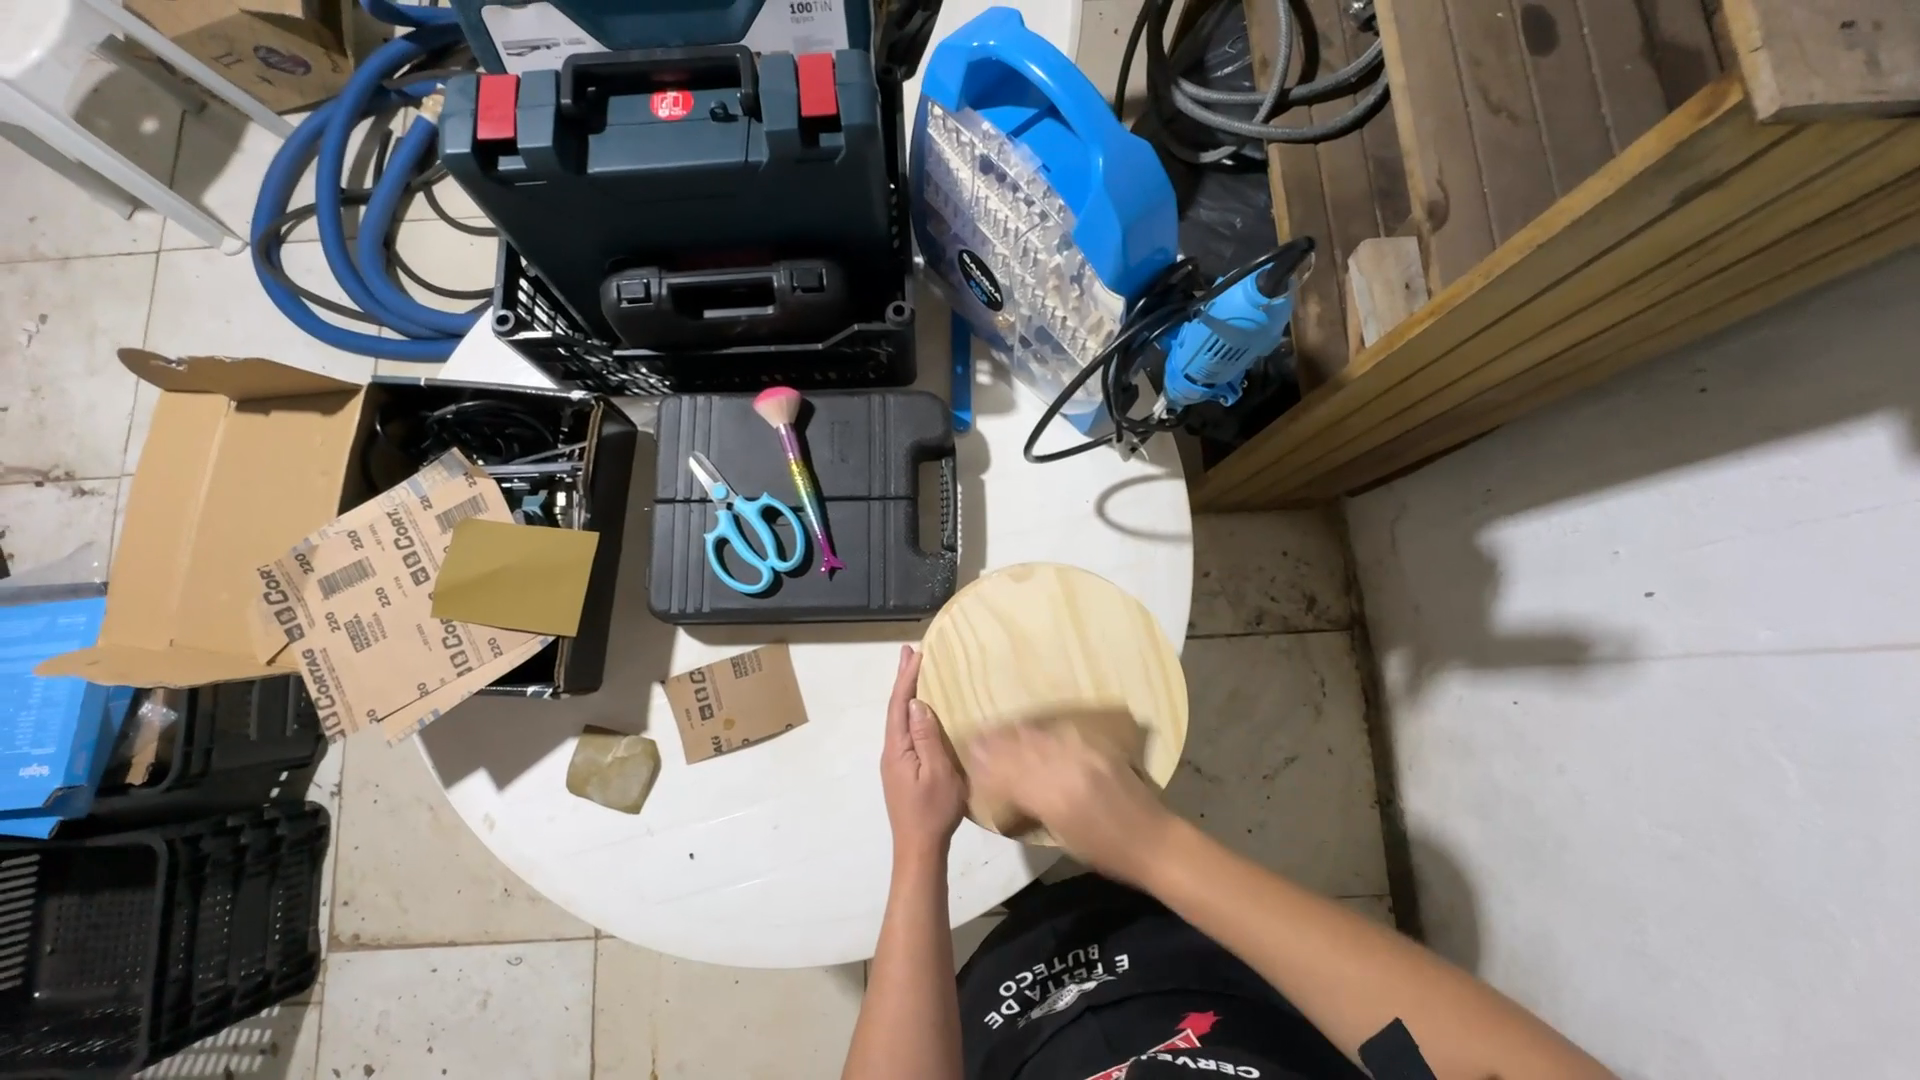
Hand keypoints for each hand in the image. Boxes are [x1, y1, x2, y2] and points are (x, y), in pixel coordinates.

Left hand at [880, 646, 965, 862]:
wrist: (919, 848)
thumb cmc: (933, 811)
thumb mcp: (938, 772)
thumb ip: (927, 737)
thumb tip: (917, 703)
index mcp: (897, 748)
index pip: (899, 705)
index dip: (906, 678)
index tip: (914, 653)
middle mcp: (891, 751)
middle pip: (895, 708)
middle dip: (902, 679)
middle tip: (908, 652)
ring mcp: (895, 762)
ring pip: (899, 720)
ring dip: (905, 694)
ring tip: (914, 673)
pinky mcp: (902, 771)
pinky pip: (904, 731)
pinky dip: (910, 712)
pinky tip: (919, 712)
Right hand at [965, 723, 1178, 887]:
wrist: (1153, 842)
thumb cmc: (1105, 853)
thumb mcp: (1061, 837)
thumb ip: (1033, 809)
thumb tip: (1009, 791)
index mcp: (1054, 800)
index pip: (1011, 776)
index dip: (988, 766)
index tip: (970, 758)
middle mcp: (1066, 772)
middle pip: (1022, 752)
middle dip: (996, 745)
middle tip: (976, 737)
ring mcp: (1084, 756)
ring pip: (1041, 739)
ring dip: (1015, 733)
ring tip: (997, 729)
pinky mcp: (1099, 750)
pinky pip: (1063, 735)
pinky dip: (1042, 732)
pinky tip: (1032, 729)